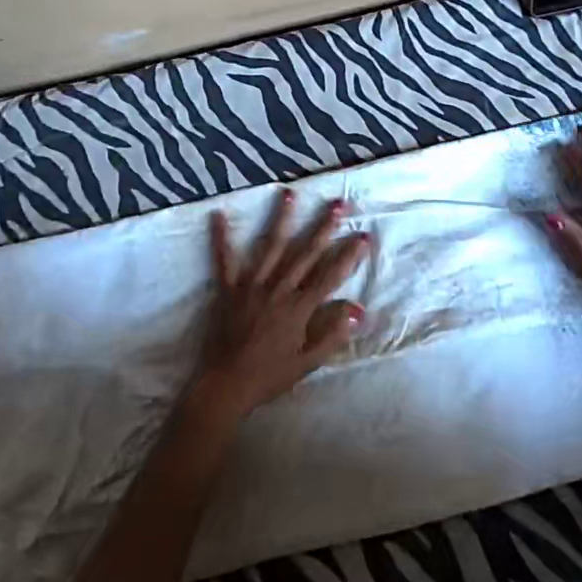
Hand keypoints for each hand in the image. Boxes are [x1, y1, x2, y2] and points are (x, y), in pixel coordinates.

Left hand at [191, 190, 369, 419]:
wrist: (224, 387)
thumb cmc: (268, 377)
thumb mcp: (307, 363)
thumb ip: (332, 335)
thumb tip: (359, 310)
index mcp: (299, 308)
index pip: (330, 276)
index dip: (349, 255)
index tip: (364, 236)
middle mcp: (279, 290)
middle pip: (306, 253)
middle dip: (324, 226)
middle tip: (339, 203)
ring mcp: (252, 286)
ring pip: (271, 247)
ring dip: (282, 219)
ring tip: (290, 194)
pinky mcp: (228, 290)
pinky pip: (225, 260)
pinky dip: (221, 238)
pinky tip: (218, 215)